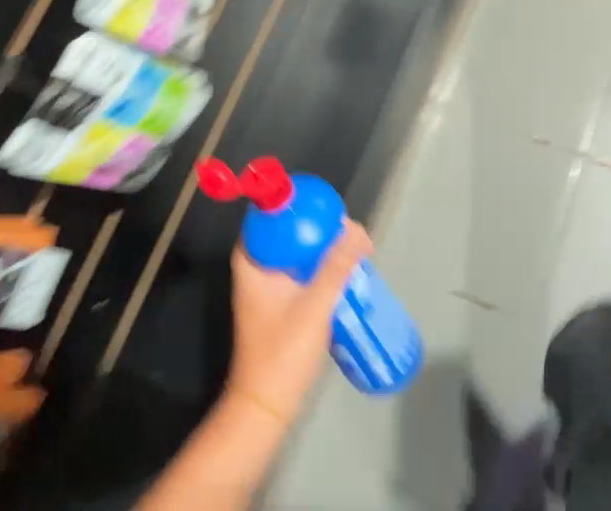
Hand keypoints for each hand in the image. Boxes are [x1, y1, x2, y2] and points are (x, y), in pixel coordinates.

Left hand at [224, 220, 372, 424]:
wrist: (267, 405)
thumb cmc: (283, 352)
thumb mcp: (314, 305)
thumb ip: (337, 267)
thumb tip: (358, 230)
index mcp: (252, 264)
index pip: (268, 219)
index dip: (295, 207)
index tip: (325, 206)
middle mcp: (256, 272)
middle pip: (285, 235)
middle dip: (316, 229)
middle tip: (347, 229)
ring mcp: (267, 291)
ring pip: (296, 256)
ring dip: (321, 250)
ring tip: (352, 247)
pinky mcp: (280, 307)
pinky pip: (301, 275)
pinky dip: (320, 270)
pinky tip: (344, 273)